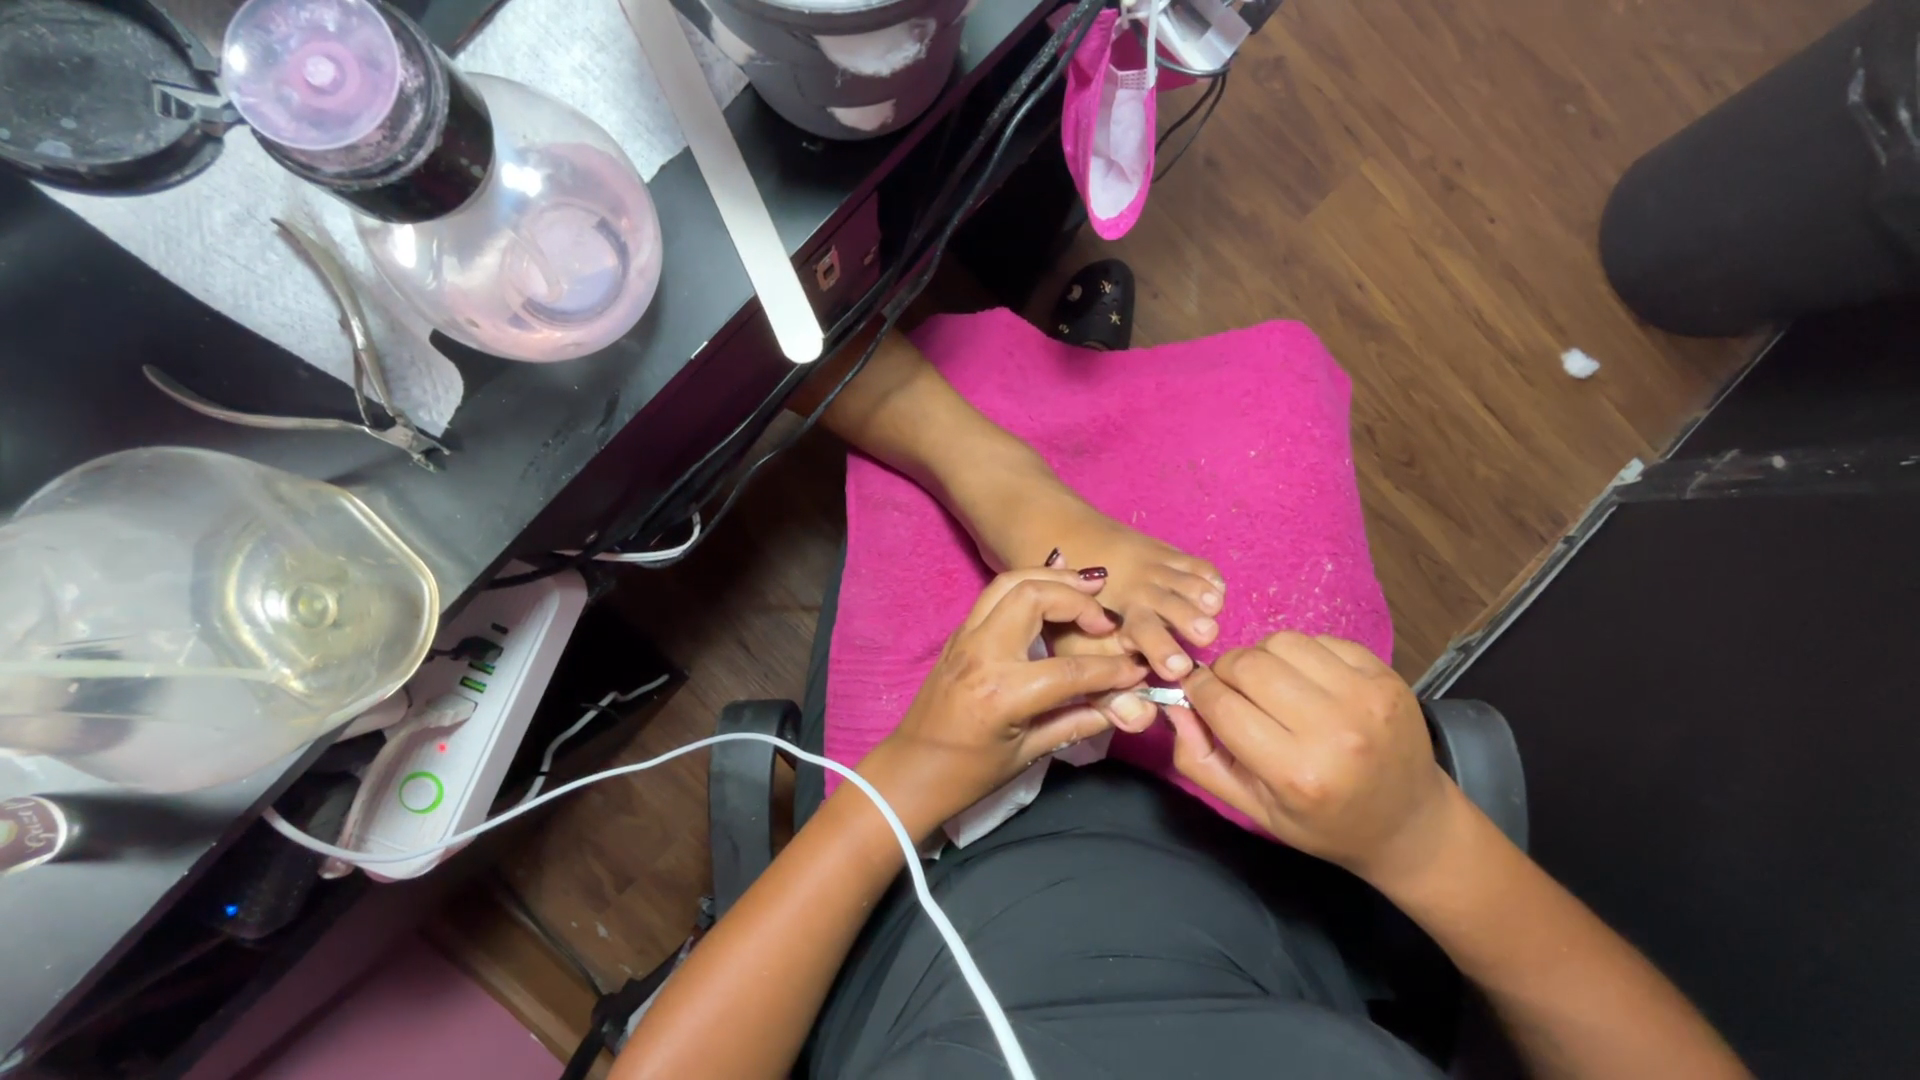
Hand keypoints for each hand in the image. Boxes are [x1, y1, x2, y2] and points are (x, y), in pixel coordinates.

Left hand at [868, 568, 1152, 832]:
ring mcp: (966, 638)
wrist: (910, 773)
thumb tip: (1126, 707)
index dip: (1112, 669)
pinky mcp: (959, 634)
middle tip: (1105, 615)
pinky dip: (1027, 586)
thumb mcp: (1027, 754)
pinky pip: (995, 595)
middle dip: (1076, 598)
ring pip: (1010, 583)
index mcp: (1002, 691)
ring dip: (1051, 578)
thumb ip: (1077, 722)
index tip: (1139, 668)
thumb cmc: (967, 774)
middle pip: (1034, 596)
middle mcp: (982, 653)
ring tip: (1087, 586)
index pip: (1071, 669)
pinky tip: (1052, 595)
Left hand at [1035, 498, 1225, 686]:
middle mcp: (1130, 595)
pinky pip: (1191, 563)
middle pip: (1157, 608)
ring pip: (1177, 583)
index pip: (1129, 637)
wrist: (1063, 538)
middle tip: (1203, 636)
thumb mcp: (1072, 651)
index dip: (1152, 652)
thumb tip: (1138, 720)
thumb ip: (1105, 693)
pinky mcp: (1166, 552)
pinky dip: (1205, 577)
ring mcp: (1149, 570)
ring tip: (1213, 611)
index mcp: (1103, 621)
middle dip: (1179, 622)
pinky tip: (1216, 594)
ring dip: (1195, 596)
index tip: (1176, 670)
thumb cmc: (1069, 610)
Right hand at [1165, 632, 1456, 883]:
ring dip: (1262, 657)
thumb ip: (1200, 758)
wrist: (1409, 823)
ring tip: (1269, 683)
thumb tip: (1173, 703)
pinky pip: (1320, 640)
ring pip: (1281, 642)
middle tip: (1230, 689)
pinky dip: (1300, 653)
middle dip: (1225, 671)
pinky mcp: (1385, 676)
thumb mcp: (1252, 808)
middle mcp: (1333, 731)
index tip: (1196, 694)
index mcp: (1296, 773)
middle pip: (1248, 665)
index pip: (1221, 705)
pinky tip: (1306, 681)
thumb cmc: (1322, 822)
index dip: (1198, 692)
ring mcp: (1365, 698)